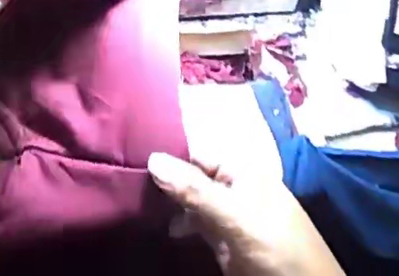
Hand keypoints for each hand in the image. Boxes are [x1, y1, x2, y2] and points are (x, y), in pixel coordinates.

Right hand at [148, 152, 343, 275]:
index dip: (166, 154)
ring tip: (138, 210)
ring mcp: (231, 215)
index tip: (129, 155)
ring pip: (193, 202)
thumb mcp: (234, 216)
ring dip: (169, 205)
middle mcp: (233, 185)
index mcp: (240, 169)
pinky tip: (166, 233)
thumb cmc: (274, 246)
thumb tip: (153, 157)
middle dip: (164, 180)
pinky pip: (199, 226)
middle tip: (125, 184)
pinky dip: (181, 227)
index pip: (195, 152)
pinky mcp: (228, 244)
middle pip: (192, 176)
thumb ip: (196, 190)